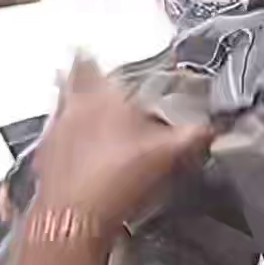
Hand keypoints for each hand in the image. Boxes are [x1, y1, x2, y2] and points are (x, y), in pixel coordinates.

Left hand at [32, 55, 211, 228]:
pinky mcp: (45, 155)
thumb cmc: (123, 174)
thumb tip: (218, 126)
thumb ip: (195, 135)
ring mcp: (55, 131)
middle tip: (84, 65)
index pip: (91, 65)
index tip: (92, 50)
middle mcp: (74, 107)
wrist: (76, 214)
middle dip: (77, 72)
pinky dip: (66, 130)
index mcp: (104, 98)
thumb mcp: (170, 153)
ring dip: (70, 99)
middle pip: (69, 79)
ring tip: (84, 102)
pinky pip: (56, 132)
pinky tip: (78, 141)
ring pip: (60, 104)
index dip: (92, 56)